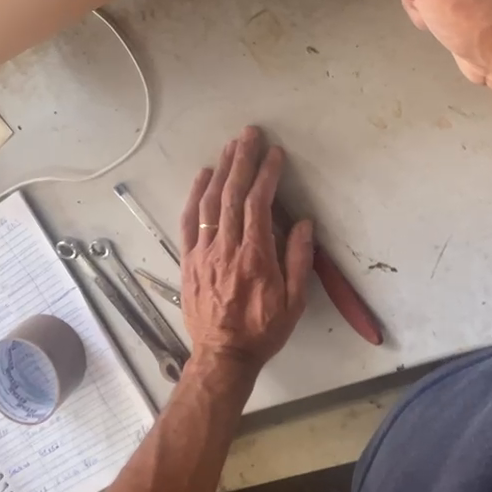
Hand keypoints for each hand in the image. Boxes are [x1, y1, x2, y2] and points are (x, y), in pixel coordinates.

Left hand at [178, 127, 314, 371]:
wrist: (222, 357)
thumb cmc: (263, 330)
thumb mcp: (294, 303)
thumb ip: (298, 260)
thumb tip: (302, 223)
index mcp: (255, 257)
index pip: (259, 204)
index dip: (266, 175)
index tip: (274, 154)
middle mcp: (227, 249)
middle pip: (233, 194)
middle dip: (242, 160)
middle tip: (250, 134)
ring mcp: (204, 252)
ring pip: (211, 202)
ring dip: (221, 170)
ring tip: (230, 146)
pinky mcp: (189, 259)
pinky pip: (189, 221)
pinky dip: (195, 195)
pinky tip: (203, 175)